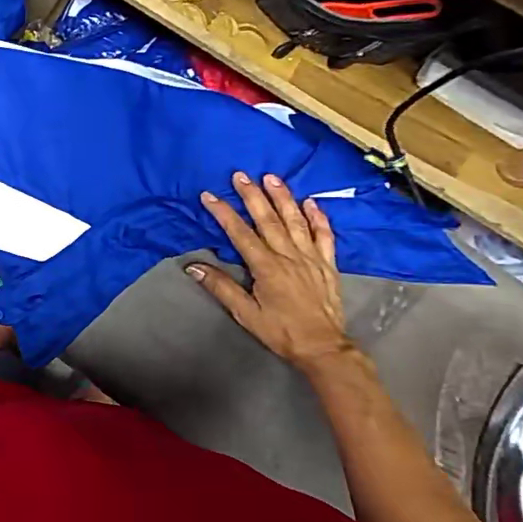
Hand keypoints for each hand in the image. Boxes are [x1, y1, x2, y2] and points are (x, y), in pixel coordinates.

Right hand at [188, 172, 356, 370]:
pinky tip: (311, 202)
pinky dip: (318, 217)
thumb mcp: (246, 314)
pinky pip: (324, 235)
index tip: (210, 196)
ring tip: (271, 178)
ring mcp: (311, 257)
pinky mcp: (328, 263)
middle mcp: (288, 255)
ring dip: (283, 197)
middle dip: (252, 195)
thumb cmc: (281, 332)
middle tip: (240, 175)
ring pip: (295, 220)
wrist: (322, 346)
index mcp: (266, 267)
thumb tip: (194, 267)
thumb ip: (222, 287)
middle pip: (268, 219)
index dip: (224, 213)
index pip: (240, 234)